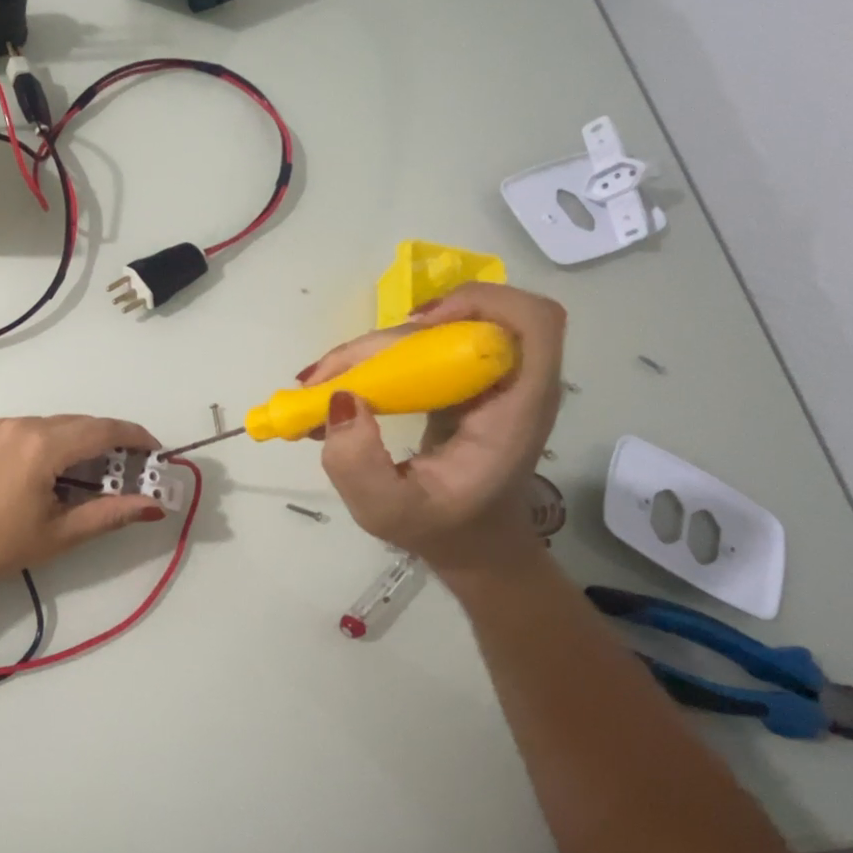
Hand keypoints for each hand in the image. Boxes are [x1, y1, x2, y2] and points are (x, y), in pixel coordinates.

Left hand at [0, 416, 168, 587]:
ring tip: (87, 475)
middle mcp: (20, 424)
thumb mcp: (61, 534)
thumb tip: (155, 505)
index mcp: (42, 446)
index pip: (102, 430)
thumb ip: (111, 513)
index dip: (134, 438)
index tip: (154, 452)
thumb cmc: (0, 546)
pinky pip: (24, 429)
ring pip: (50, 425)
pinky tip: (48, 472)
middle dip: (107, 442)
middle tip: (127, 470)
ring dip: (75, 442)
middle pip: (78, 424)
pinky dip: (45, 443)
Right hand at [301, 283, 566, 574]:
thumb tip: (341, 399)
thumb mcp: (388, 511)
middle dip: (386, 340)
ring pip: (433, 333)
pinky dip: (376, 360)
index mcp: (515, 410)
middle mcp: (510, 383)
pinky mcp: (460, 383)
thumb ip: (359, 465)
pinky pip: (421, 350)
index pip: (530, 323)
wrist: (472, 546)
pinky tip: (340, 389)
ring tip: (322, 385)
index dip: (478, 305)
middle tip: (326, 377)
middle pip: (460, 323)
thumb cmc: (442, 530)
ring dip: (373, 350)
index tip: (413, 329)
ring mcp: (486, 381)